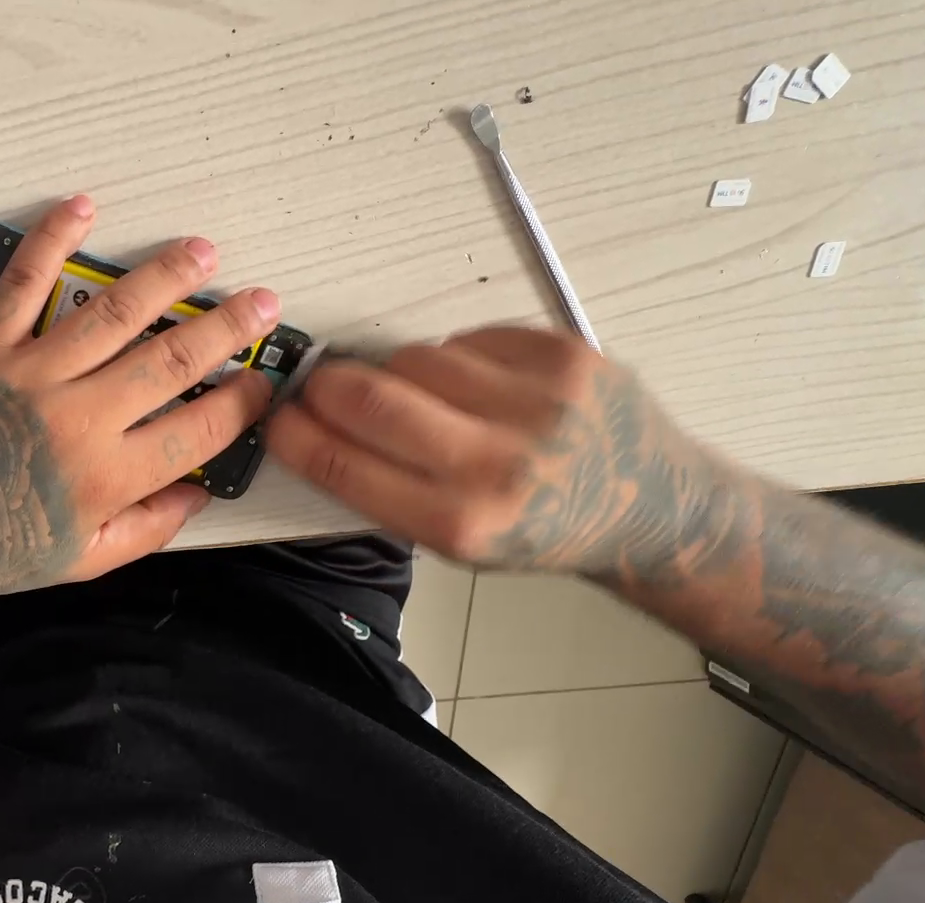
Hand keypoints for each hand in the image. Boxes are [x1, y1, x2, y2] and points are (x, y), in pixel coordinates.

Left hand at [0, 195, 279, 612]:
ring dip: (165, 276)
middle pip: (170, 360)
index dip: (241, 403)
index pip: (199, 429)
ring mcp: (28, 376)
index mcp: (107, 477)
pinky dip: (52, 239)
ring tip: (202, 252)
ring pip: (113, 312)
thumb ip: (148, 529)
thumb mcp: (83, 561)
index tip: (260, 383)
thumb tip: (198, 494)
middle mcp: (77, 420)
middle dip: (226, 329)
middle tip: (260, 304)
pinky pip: (21, 283)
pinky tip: (81, 207)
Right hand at [266, 327, 734, 579]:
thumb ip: (381, 488)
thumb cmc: (532, 531)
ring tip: (418, 397)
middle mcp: (496, 463)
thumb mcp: (448, 540)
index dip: (293, 433)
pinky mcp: (563, 355)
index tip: (277, 416)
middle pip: (367, 397)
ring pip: (411, 358)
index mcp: (455, 521)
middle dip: (325, 385)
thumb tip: (316, 426)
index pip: (340, 462)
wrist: (647, 506)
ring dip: (393, 373)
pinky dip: (449, 359)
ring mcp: (535, 402)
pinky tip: (471, 386)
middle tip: (318, 387)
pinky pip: (463, 339)